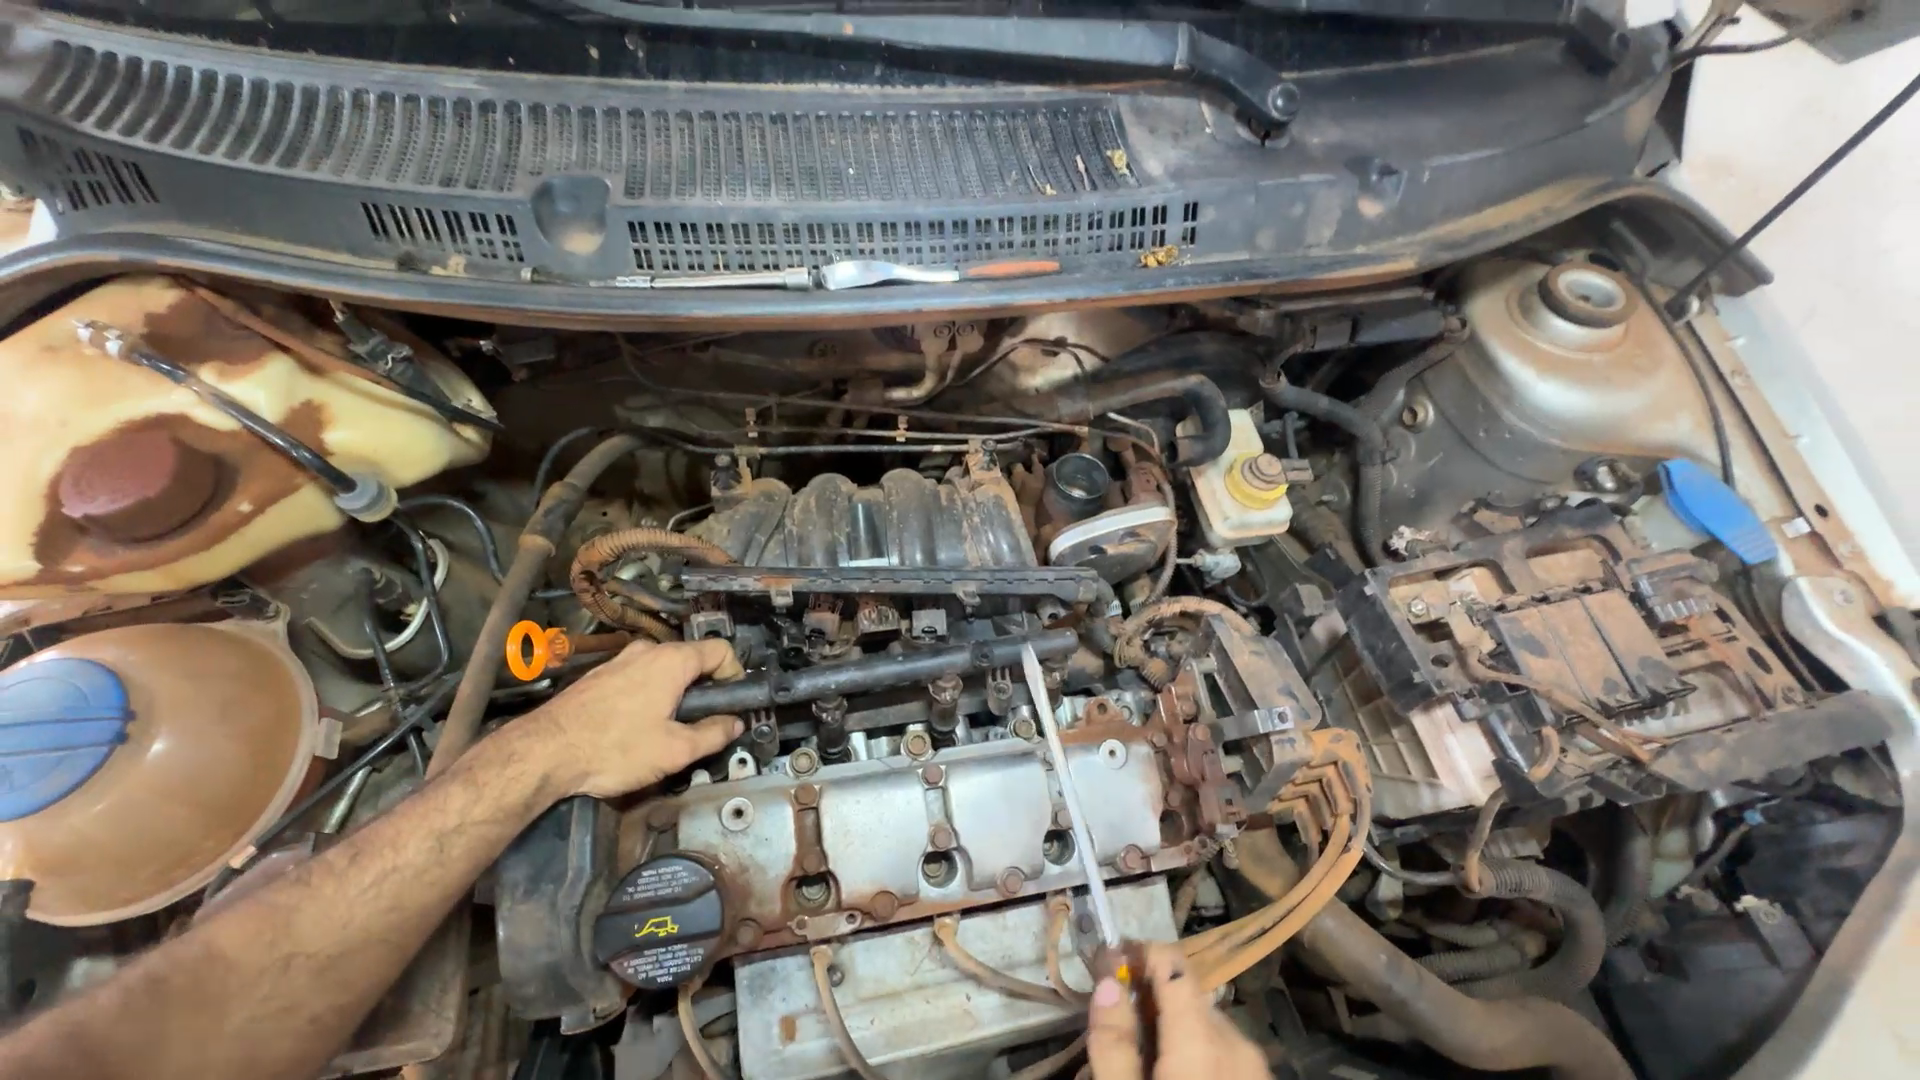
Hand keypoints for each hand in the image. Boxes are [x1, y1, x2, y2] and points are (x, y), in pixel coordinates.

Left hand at [510, 639, 744, 798]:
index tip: (732, 704)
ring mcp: (619, 661)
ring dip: (675, 694)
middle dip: (704, 689)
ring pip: (663, 670)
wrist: (543, 754)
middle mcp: (647, 651)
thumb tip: (735, 723)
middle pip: (692, 660)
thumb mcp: (675, 750)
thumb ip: (713, 734)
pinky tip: (635, 728)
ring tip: (667, 730)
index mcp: (672, 660)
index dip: (735, 676)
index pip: (721, 650)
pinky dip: (649, 696)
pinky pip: (638, 679)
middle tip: (701, 724)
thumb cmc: (615, 748)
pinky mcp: (598, 677)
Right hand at [1087, 944, 1270, 1079]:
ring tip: (1144, 1059)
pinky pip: (1224, 1051)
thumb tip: (1108, 980)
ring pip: (1204, 1023)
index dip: (1137, 953)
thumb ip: (1114, 1042)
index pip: (1171, 961)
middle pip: (1184, 993)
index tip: (1108, 963)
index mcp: (1202, 1037)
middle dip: (1150, 1000)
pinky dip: (1197, 1053)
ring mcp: (1258, 1066)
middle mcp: (1238, 1040)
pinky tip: (1175, 1074)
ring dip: (1173, 1028)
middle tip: (1118, 1027)